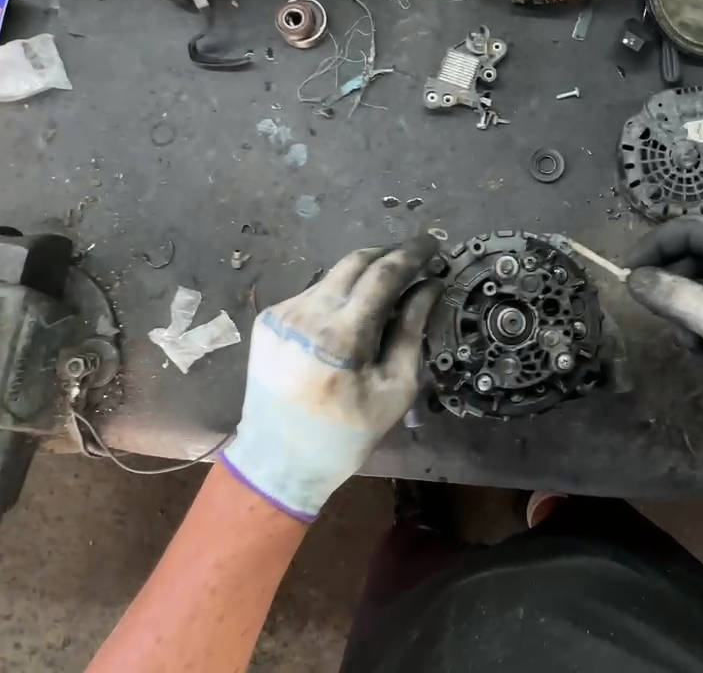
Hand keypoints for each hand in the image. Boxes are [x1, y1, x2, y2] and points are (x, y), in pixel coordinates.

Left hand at [222, 236, 442, 519]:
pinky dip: (339, 295)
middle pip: (356, 261)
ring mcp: (283, 314)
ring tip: (387, 288)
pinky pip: (314, 293)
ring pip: (334, 275)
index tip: (433, 243)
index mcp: (341, 336)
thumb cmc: (346, 433)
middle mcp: (307, 314)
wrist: (277, 458)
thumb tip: (429, 287)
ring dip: (364, 274)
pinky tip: (351, 316)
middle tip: (415, 258)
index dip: (412, 254)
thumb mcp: (394, 389)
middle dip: (389, 253)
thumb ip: (411, 330)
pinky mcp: (269, 319)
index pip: (384, 274)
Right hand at [625, 218, 702, 459]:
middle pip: (690, 257)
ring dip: (686, 316)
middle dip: (673, 293)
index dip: (652, 248)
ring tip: (697, 349)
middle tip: (666, 325)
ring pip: (696, 285)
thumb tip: (631, 279)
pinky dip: (701, 328)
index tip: (625, 277)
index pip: (687, 228)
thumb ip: (674, 296)